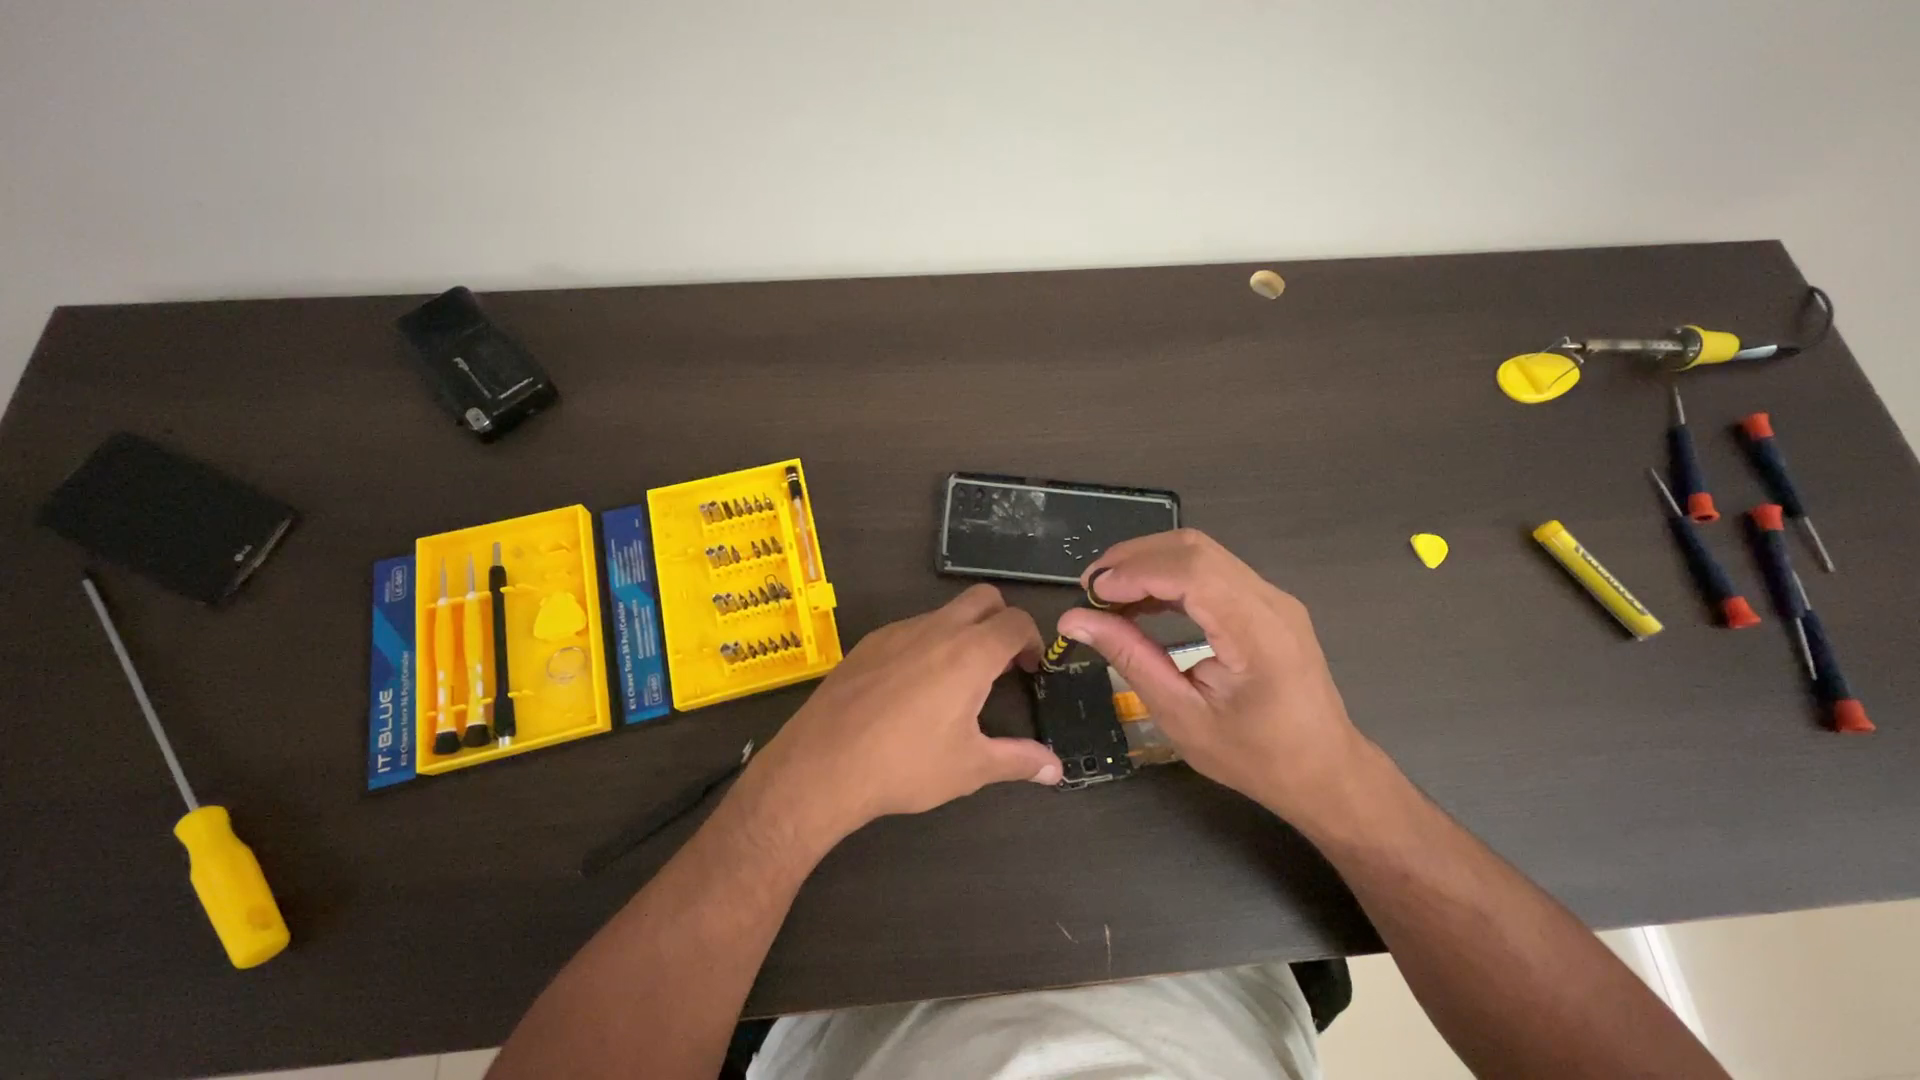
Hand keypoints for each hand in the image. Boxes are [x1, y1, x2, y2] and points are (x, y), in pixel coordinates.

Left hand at [743, 584, 1063, 844]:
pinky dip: (926, 645)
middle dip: (1001, 621)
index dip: (1033, 640)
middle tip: (1000, 665)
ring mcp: (897, 632)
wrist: (822, 764)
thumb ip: (1019, 761)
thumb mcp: (970, 768)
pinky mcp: (867, 644)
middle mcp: (936, 629)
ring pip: (943, 613)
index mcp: (970, 653)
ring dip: (962, 634)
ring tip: (956, 684)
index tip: (1030, 669)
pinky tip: (912, 690)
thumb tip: (1056, 769)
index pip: (1017, 621)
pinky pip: (909, 629)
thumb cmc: (905, 765)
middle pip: (983, 598)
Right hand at [1057, 529, 1368, 826]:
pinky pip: (1212, 571)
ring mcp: (1273, 597)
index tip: (1090, 595)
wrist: (1323, 771)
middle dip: (1134, 559)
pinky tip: (1142, 602)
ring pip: (1202, 553)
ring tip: (1108, 595)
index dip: (1134, 572)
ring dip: (1149, 564)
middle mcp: (1270, 600)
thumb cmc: (1254, 757)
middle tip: (1090, 590)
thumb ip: (1131, 659)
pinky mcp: (1267, 603)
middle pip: (1194, 549)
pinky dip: (1170, 576)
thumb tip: (1075, 620)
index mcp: (1257, 632)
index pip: (1191, 572)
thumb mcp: (1181, 716)